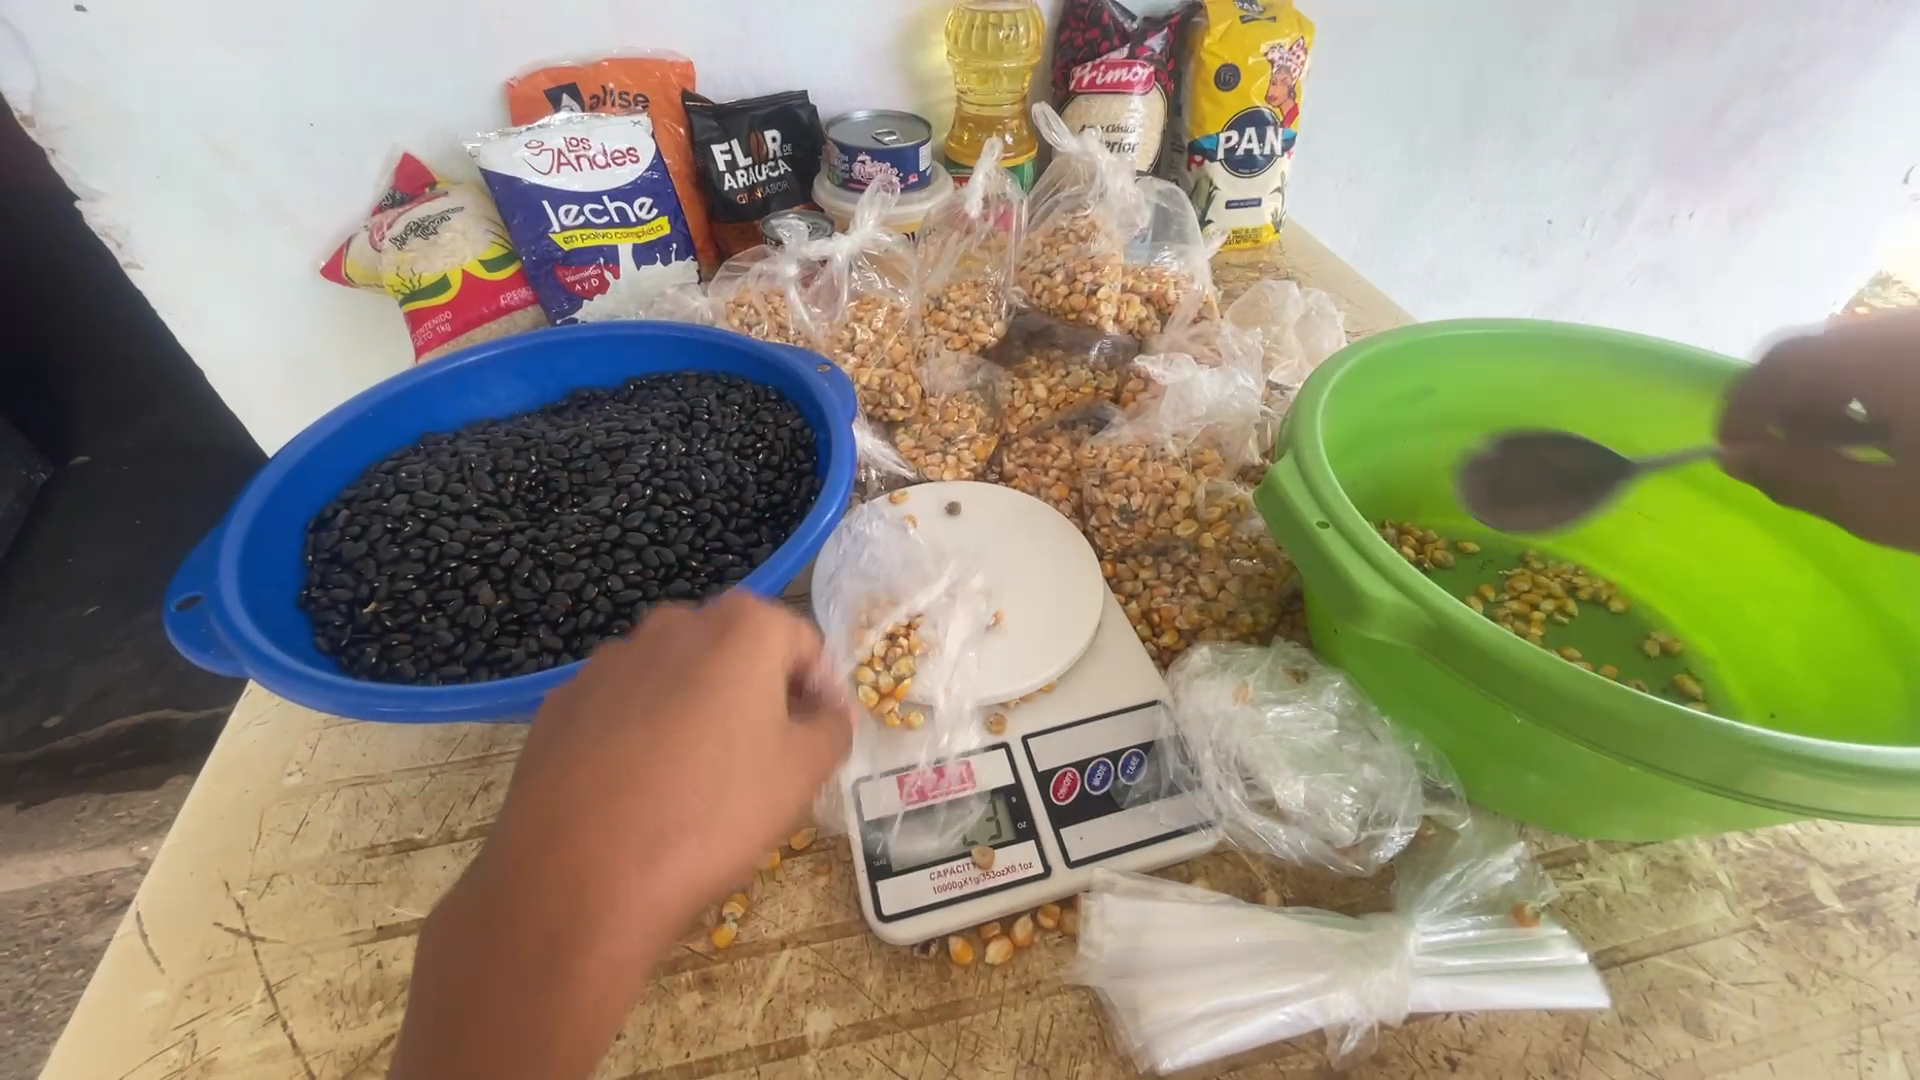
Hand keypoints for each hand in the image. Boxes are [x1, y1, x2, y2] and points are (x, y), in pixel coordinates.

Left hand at [390, 592, 854, 1079]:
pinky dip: (642, 731)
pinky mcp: (562, 703)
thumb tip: (826, 711)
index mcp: (741, 627)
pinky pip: (624, 705)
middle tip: (762, 758)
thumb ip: (833, 726)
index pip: (804, 642)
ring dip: (698, 709)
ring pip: (678, 676)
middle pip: (738, 650)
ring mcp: (609, 661)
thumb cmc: (711, 814)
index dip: (818, 690)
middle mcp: (673, 624)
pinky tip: (639, 788)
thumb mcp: (803, 772)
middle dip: (758, 693)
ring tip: (695, 779)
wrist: (574, 884)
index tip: (815, 739)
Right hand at [1718, 309, 1919, 551]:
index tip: (1735, 451)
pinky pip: (1908, 347)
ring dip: (1844, 390)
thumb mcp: (1890, 508)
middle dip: (1794, 399)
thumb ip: (1802, 478)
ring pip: (1872, 345)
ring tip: (1866, 442)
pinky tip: (1910, 425)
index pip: (1782, 364)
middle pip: (1826, 348)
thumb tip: (1734, 458)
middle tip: (1801, 451)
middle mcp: (1914, 328)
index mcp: (1887, 359)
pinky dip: (1891, 380)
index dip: (1743, 407)